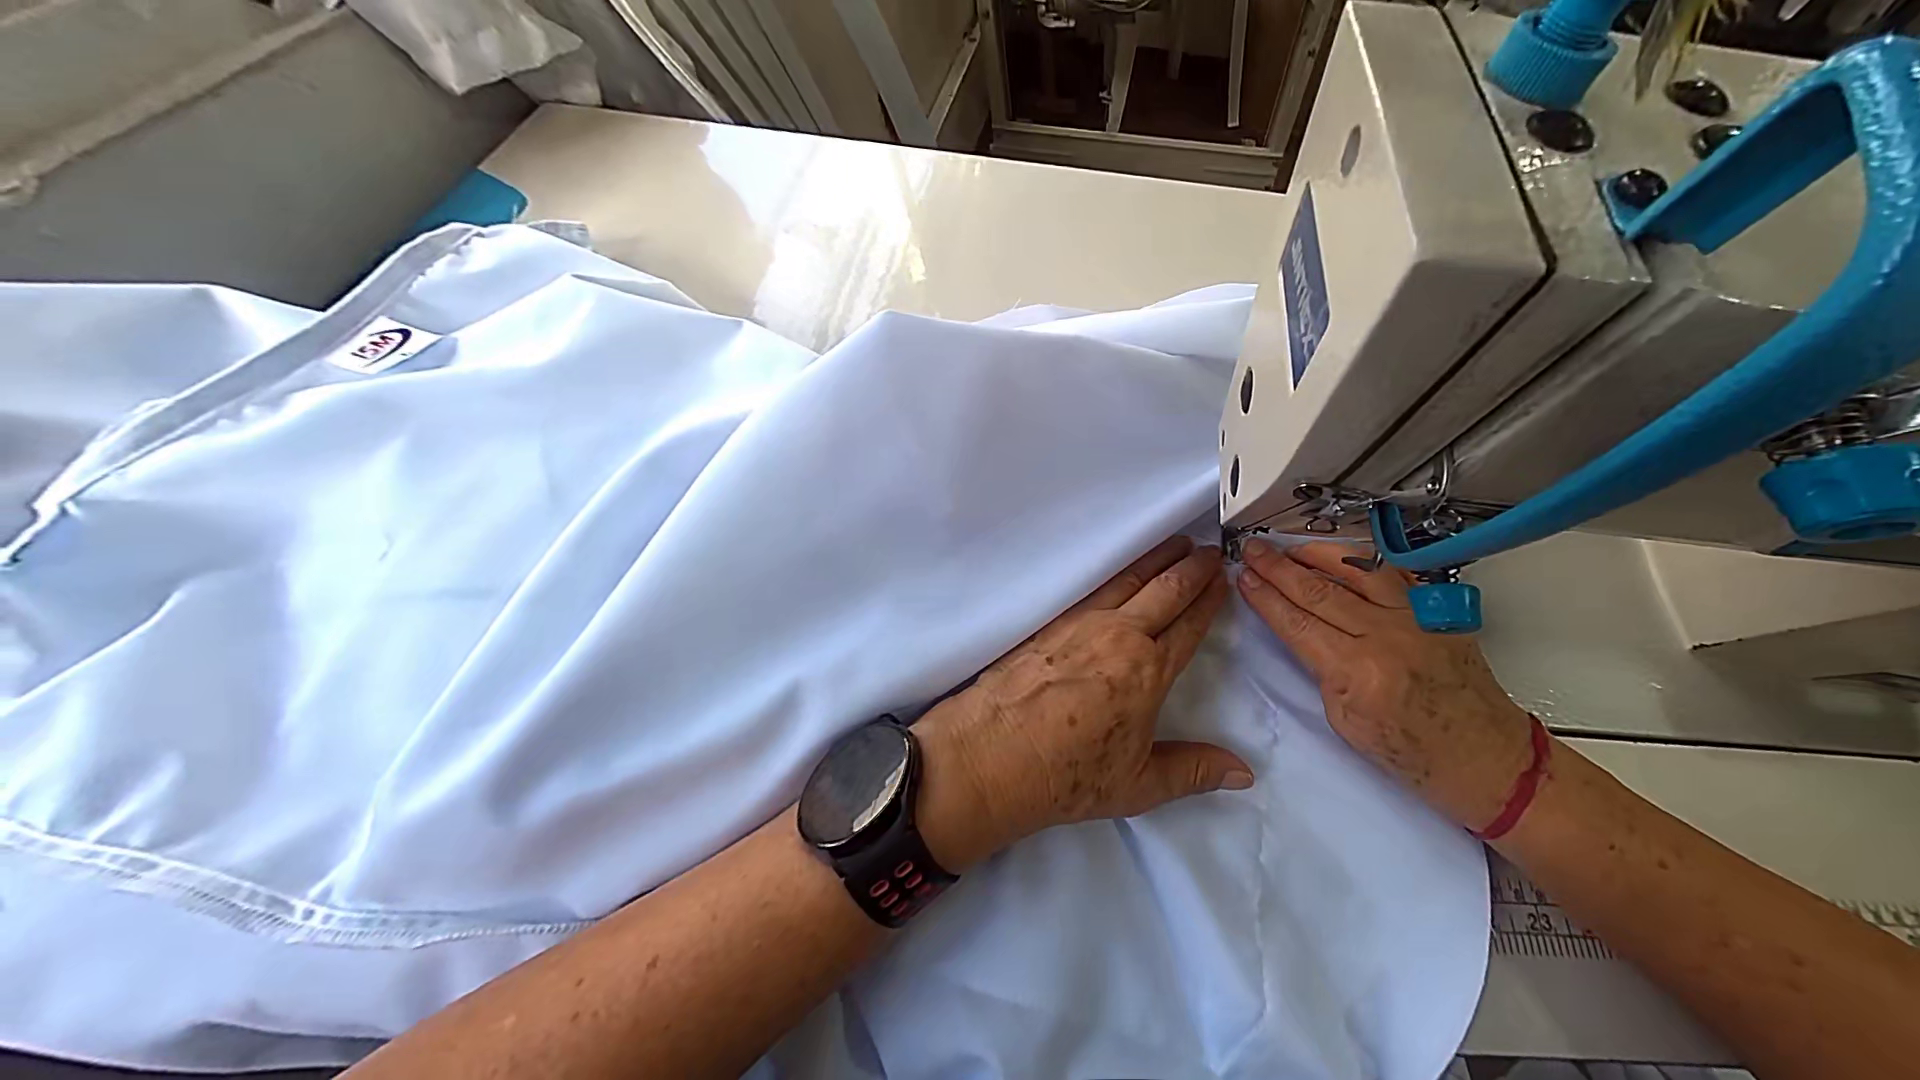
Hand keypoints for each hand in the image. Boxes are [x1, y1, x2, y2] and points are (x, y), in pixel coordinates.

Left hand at [914, 536, 1250, 871]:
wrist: (990, 756)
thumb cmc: (1066, 775)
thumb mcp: (1139, 784)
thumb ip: (1193, 771)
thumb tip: (1244, 773)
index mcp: (1147, 672)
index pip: (1188, 626)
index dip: (1208, 602)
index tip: (1222, 580)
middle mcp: (1117, 637)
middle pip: (1163, 591)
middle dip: (1190, 568)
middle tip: (1209, 550)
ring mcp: (1078, 625)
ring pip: (1126, 580)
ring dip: (1154, 559)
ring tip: (1174, 544)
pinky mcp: (1046, 623)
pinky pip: (1089, 586)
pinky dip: (1112, 571)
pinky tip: (1115, 569)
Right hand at [1234, 538, 1536, 831]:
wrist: (1486, 759)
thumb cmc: (1415, 753)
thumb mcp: (1345, 720)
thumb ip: (1323, 671)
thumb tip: (1303, 633)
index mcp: (1359, 672)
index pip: (1297, 622)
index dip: (1265, 597)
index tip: (1245, 579)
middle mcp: (1389, 637)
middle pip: (1319, 590)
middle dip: (1278, 568)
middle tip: (1254, 552)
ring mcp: (1417, 619)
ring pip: (1357, 569)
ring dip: (1317, 554)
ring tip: (1289, 547)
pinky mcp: (1436, 612)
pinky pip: (1394, 574)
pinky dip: (1363, 560)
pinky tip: (1341, 554)